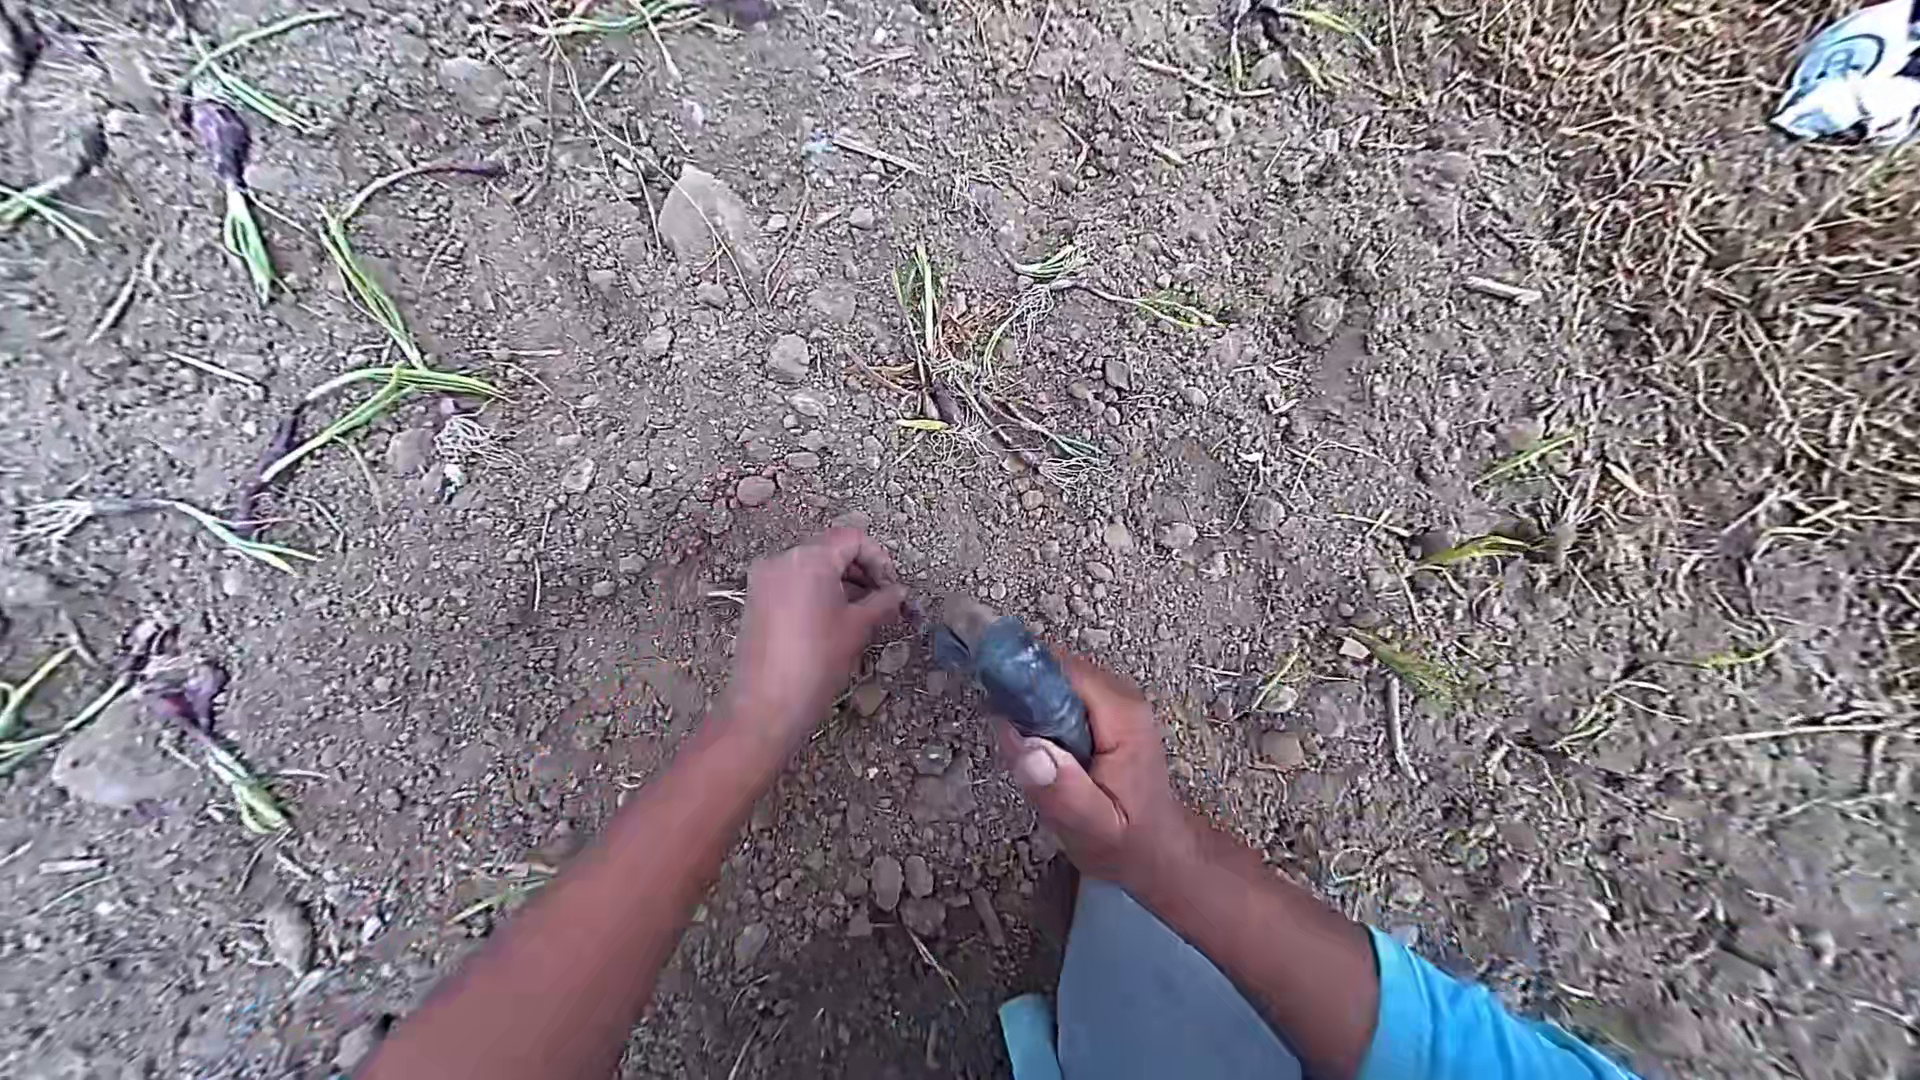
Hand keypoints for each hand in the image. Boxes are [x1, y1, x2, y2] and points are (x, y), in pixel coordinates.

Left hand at [721, 528, 907, 747]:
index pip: (852, 538)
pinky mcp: (757, 601)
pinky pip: (795, 583)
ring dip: (842, 582)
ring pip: (813, 566)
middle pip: (831, 549)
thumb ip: (883, 601)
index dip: (879, 559)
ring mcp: (765, 580)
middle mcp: (781, 560)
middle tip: (883, 598)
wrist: (767, 707)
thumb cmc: (814, 664)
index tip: (891, 585)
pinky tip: (836, 620)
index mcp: (808, 558)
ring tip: (863, 612)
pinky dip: (819, 592)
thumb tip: (897, 593)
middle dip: (862, 570)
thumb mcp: (858, 627)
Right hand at [994, 652, 1195, 889]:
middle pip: (1053, 669)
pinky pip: (1058, 693)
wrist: (1158, 852)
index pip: (1060, 670)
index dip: (1023, 684)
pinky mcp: (1102, 706)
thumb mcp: (1094, 830)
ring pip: (1051, 679)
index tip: (1000, 712)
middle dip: (1022, 700)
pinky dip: (1039, 714)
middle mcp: (1121, 696)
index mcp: (1122, 715)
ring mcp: (1112, 698)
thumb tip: (1028, 748)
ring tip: (1028, 753)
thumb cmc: (1129, 843)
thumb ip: (1062, 792)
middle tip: (1014, 745)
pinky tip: (1041, 750)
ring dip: (1028, 709)